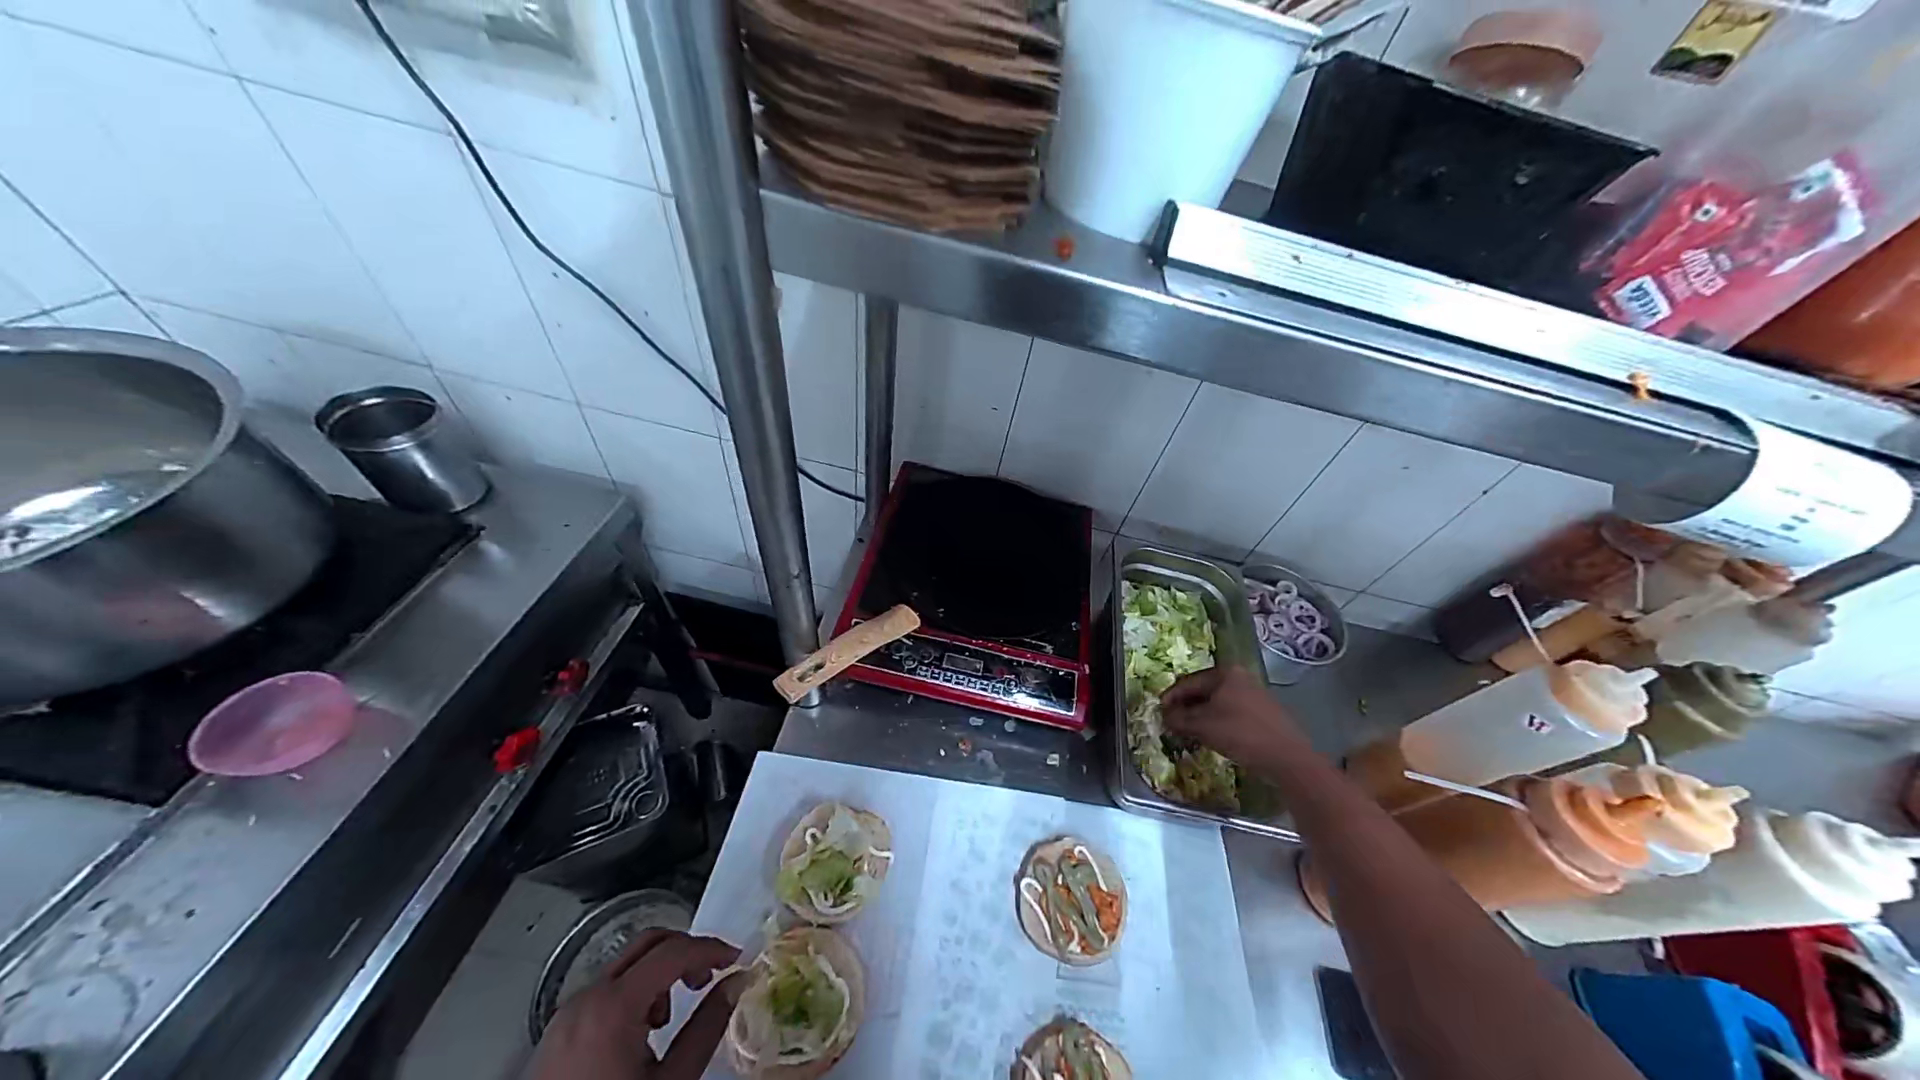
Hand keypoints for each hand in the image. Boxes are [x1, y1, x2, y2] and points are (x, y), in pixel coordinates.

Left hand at [526, 928, 746, 1079]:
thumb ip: (707, 1027)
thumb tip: (736, 983)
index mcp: (614, 1005)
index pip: (673, 951)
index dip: (710, 948)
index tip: (736, 960)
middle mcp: (587, 997)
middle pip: (647, 944)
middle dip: (685, 952)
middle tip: (709, 978)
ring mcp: (567, 1013)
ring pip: (625, 966)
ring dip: (658, 974)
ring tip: (670, 1017)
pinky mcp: (556, 1032)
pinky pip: (604, 991)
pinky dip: (633, 993)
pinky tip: (640, 1033)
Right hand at [1161, 665, 1313, 773]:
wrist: (1287, 758)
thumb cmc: (1240, 733)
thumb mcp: (1202, 726)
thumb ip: (1179, 718)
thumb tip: (1165, 715)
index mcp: (1225, 673)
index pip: (1189, 682)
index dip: (1171, 697)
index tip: (1159, 711)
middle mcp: (1241, 677)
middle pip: (1204, 690)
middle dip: (1186, 706)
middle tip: (1172, 722)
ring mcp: (1255, 694)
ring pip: (1218, 702)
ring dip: (1201, 715)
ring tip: (1189, 731)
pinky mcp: (1264, 712)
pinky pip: (1232, 712)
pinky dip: (1218, 721)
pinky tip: (1213, 735)